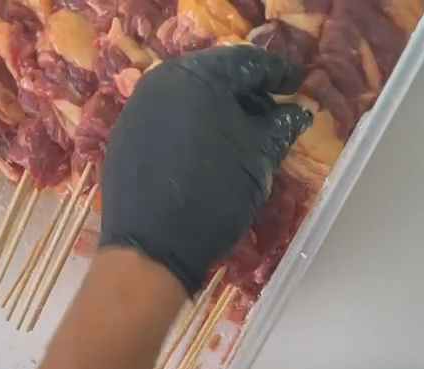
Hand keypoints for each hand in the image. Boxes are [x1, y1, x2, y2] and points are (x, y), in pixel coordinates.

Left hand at [100, 46, 311, 293]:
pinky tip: (208, 154)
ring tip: (243, 138)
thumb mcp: (257, 162)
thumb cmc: (212, 198)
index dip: (277, 74)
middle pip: (215, 79)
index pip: (247, 63)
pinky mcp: (125, 140)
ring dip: (220, 114)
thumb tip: (298, 113)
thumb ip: (279, 129)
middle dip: (248, 96)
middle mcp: (161, 82)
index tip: (297, 84)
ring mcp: (138, 110)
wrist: (152, 249)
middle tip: (273, 115)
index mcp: (197, 76)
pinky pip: (169, 124)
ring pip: (190, 101)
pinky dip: (194, 131)